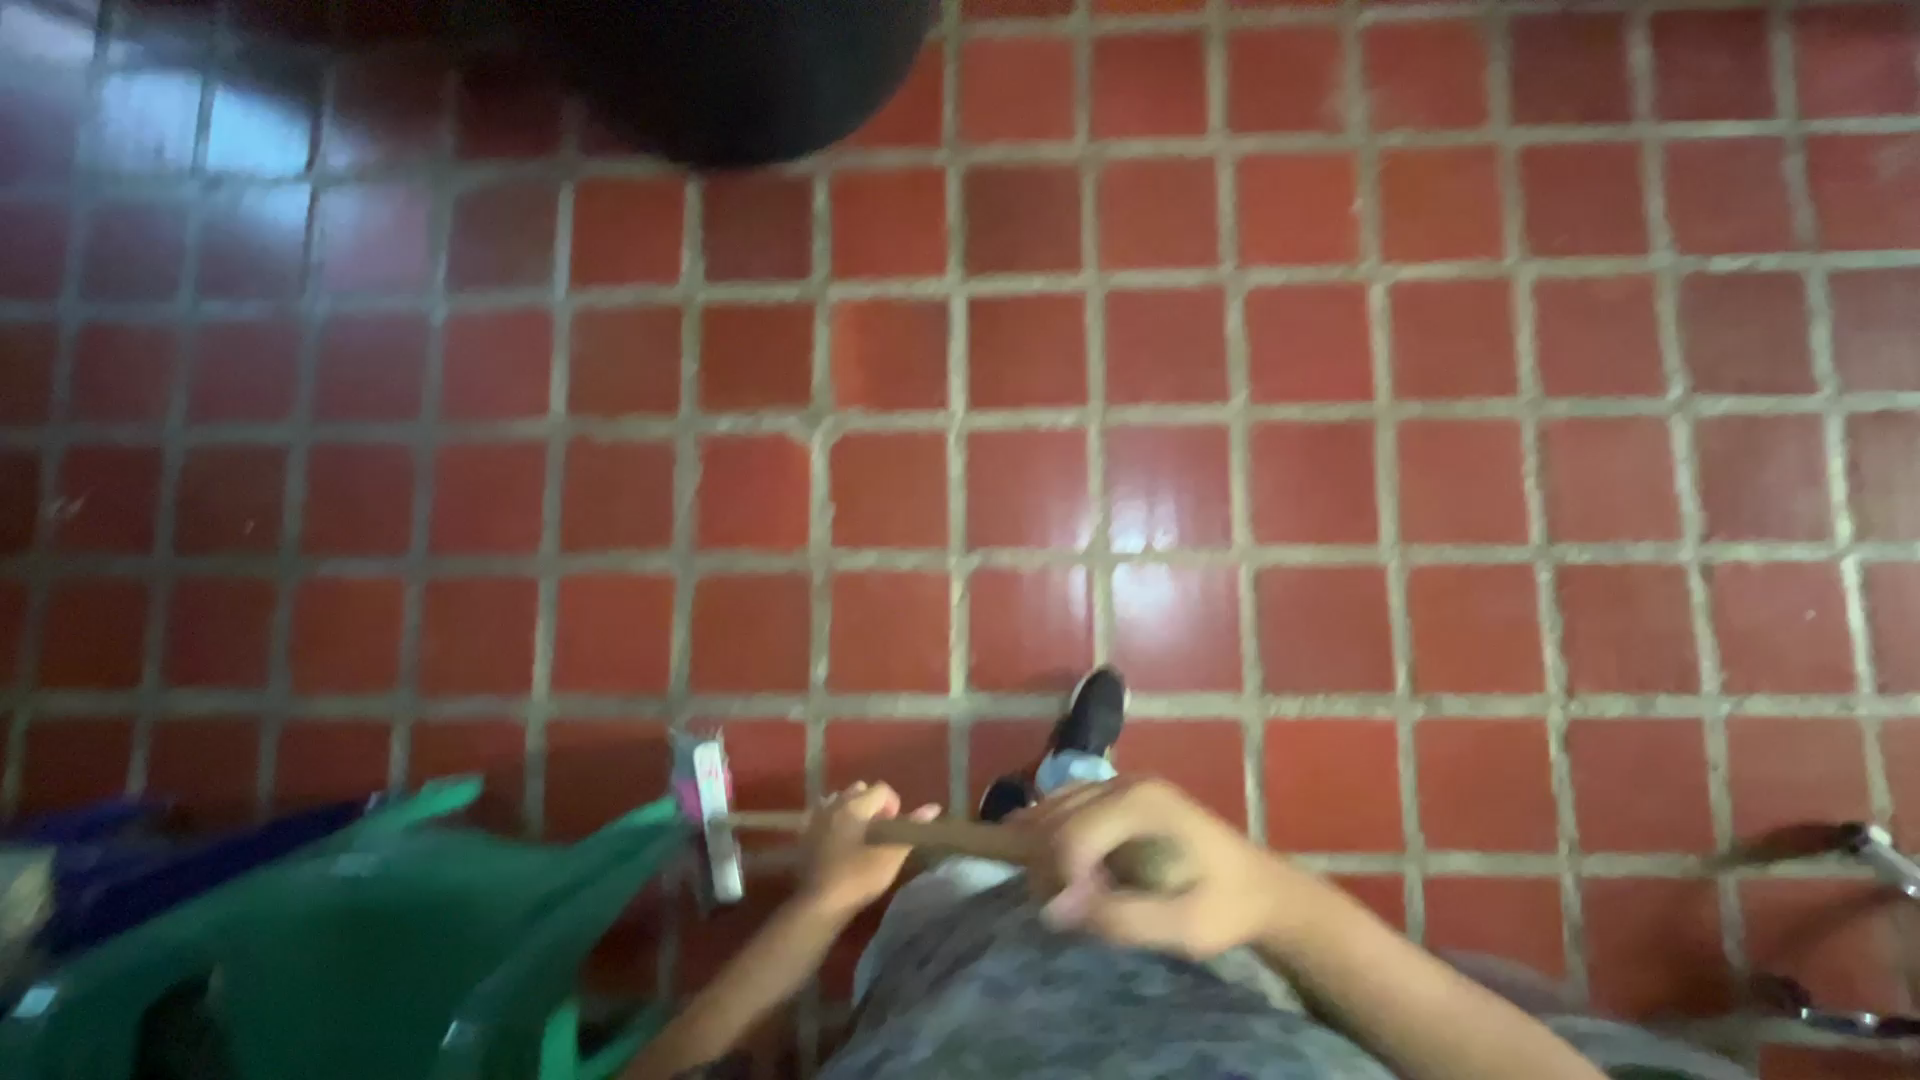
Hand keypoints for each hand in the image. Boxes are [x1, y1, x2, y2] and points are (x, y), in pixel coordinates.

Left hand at [798, 781, 940, 918]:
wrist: (818, 905)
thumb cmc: (857, 879)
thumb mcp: (890, 856)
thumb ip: (911, 829)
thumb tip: (934, 807)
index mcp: (855, 805)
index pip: (882, 788)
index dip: (894, 805)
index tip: (895, 828)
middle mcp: (833, 804)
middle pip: (859, 789)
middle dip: (873, 804)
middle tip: (879, 831)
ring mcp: (816, 817)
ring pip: (839, 799)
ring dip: (852, 809)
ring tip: (860, 835)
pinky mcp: (804, 834)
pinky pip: (821, 814)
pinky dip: (832, 819)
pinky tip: (836, 838)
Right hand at [1018, 777, 1331, 959]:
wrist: (1257, 888)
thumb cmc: (1223, 909)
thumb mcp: (1183, 928)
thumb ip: (1120, 918)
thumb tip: (1055, 909)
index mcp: (1142, 805)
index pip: (1072, 836)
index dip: (1061, 881)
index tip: (1074, 919)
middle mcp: (1124, 782)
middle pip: (1054, 818)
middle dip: (1047, 867)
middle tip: (1065, 911)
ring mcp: (1117, 783)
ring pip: (1051, 809)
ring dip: (1043, 851)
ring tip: (1063, 893)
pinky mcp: (1113, 794)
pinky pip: (1063, 807)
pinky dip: (1049, 836)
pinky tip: (1057, 868)